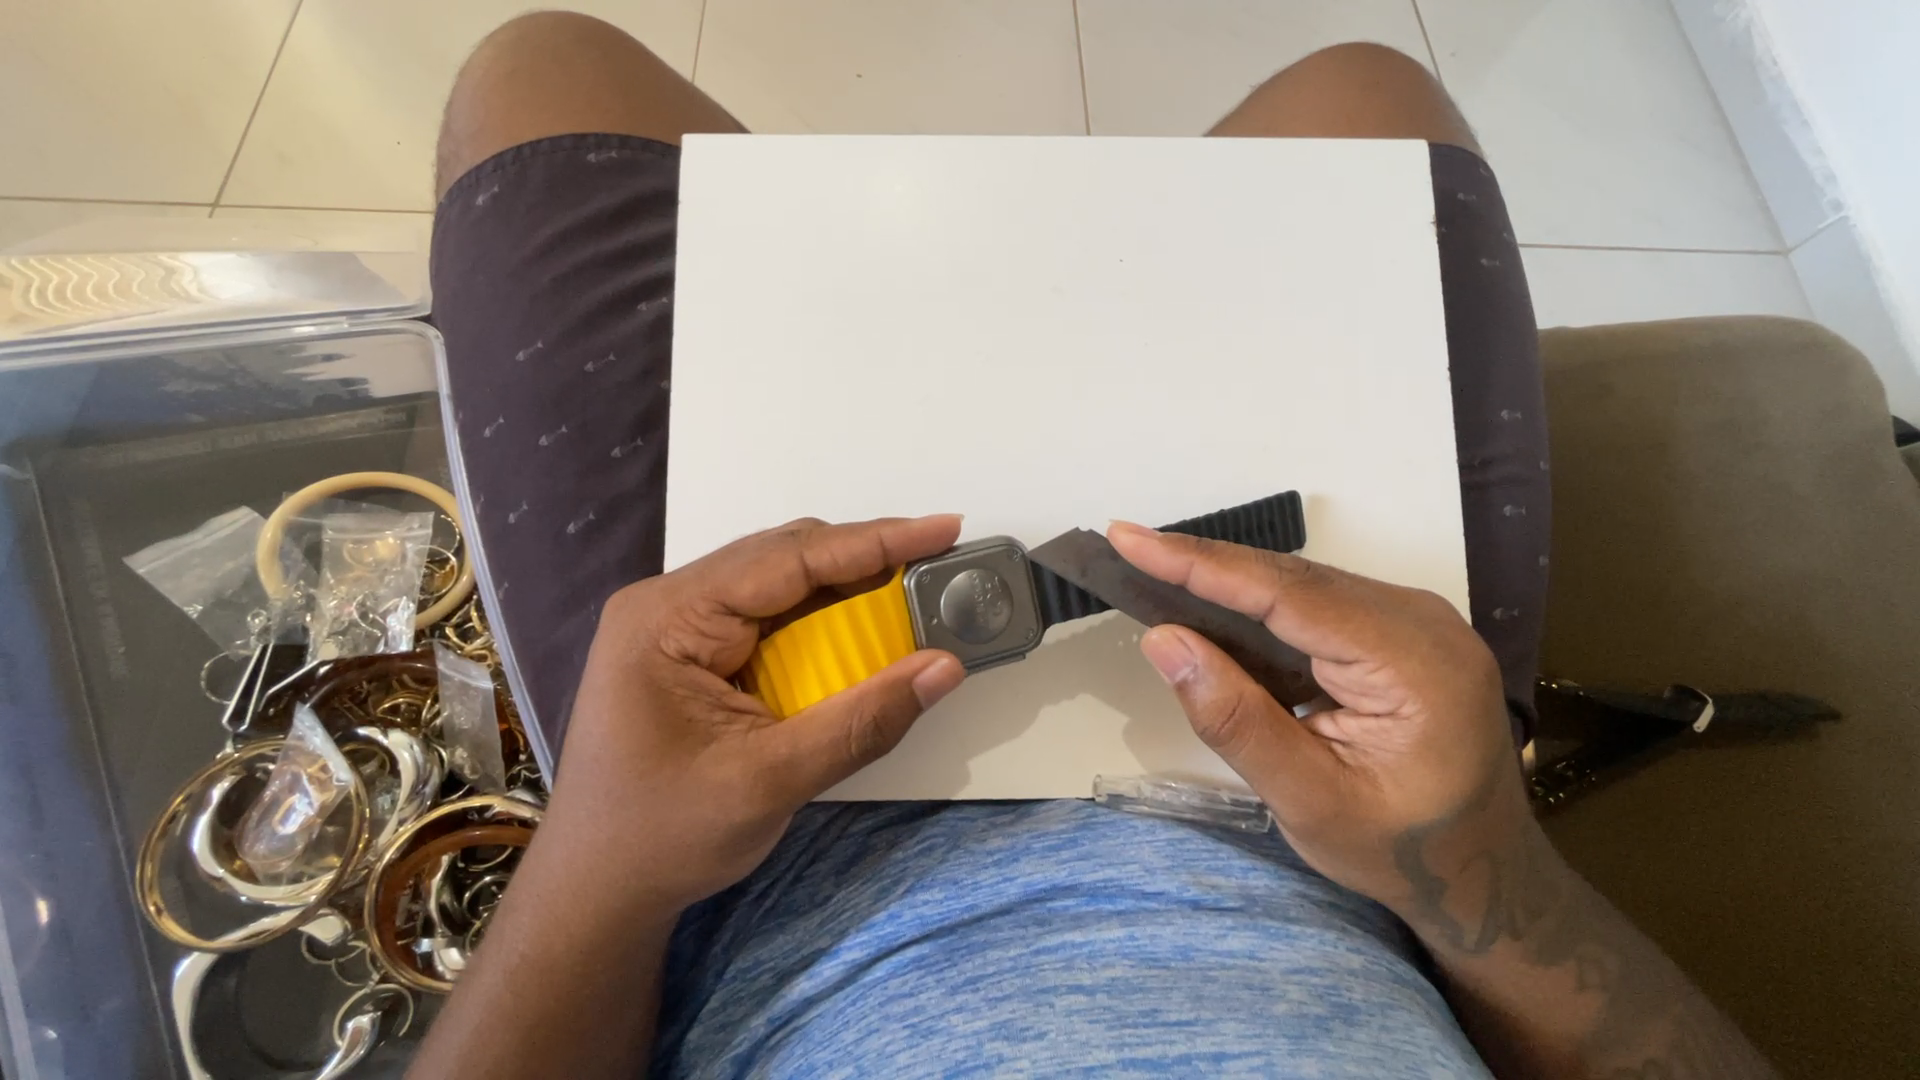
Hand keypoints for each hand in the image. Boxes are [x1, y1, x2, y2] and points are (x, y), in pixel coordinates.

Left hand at [544, 515, 967, 912]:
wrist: (596, 892)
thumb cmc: (664, 838)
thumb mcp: (769, 781)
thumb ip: (861, 722)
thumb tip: (945, 667)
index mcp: (669, 618)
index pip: (788, 559)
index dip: (874, 542)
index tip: (943, 528)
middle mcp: (670, 604)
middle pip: (784, 558)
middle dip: (865, 558)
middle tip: (939, 560)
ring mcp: (678, 626)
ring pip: (781, 583)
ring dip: (848, 586)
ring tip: (913, 587)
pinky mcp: (695, 652)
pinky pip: (771, 616)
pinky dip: (824, 620)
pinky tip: (862, 628)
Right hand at [1107, 522, 1537, 924]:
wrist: (1484, 876)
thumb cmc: (1400, 852)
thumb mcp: (1308, 801)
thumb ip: (1236, 720)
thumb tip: (1163, 640)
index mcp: (1410, 662)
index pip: (1286, 593)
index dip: (1200, 563)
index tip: (1128, 536)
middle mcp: (1419, 621)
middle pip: (1291, 578)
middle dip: (1203, 564)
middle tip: (1125, 549)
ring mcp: (1413, 622)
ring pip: (1299, 585)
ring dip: (1225, 583)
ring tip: (1153, 574)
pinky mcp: (1398, 632)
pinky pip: (1314, 604)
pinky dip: (1255, 606)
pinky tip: (1211, 608)